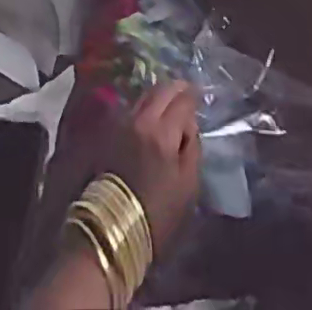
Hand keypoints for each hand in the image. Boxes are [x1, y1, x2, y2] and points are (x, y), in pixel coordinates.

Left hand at [108, 81, 201, 253]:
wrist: (115, 223)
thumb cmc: (158, 209)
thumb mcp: (188, 184)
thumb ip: (192, 148)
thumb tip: (189, 124)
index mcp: (162, 133)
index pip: (181, 101)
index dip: (193, 96)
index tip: (199, 95)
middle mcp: (141, 120)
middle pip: (160, 91)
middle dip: (176, 88)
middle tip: (187, 90)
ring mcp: (123, 123)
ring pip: (144, 96)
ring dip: (159, 93)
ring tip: (170, 99)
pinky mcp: (112, 130)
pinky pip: (133, 107)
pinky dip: (146, 104)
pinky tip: (152, 111)